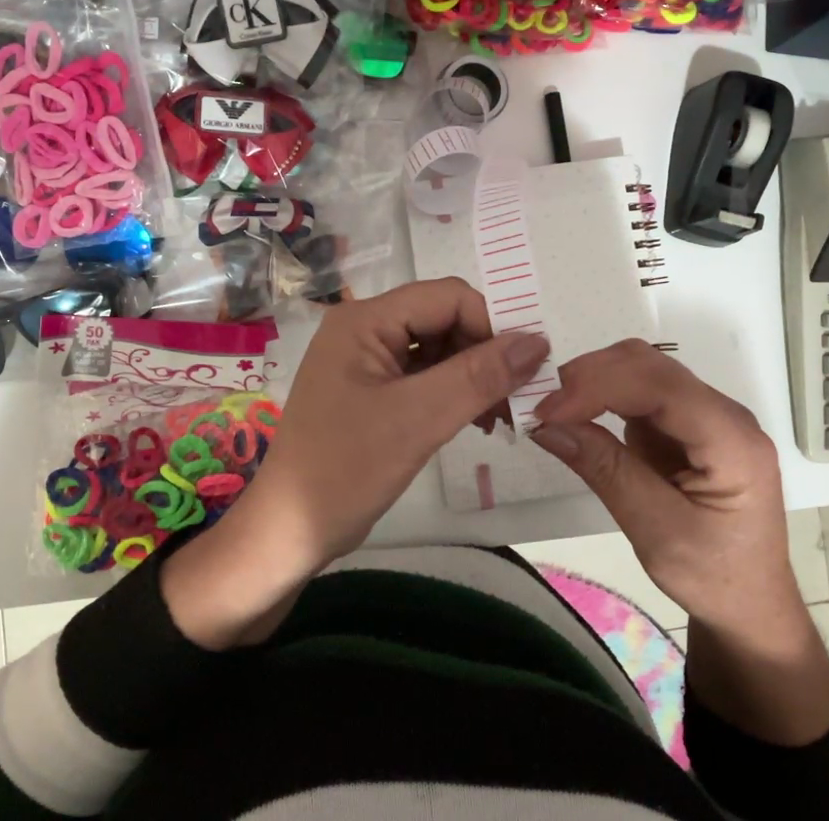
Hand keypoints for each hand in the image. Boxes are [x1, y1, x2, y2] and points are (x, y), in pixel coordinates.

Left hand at [163, 279, 548, 649]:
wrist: (290, 531)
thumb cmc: (345, 470)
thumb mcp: (417, 420)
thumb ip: (479, 376)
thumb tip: (539, 341)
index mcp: (364, 321)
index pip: (448, 297)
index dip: (491, 325)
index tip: (525, 370)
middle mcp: (363, 330)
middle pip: (444, 319)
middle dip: (484, 353)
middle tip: (516, 401)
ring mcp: (366, 362)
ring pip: (438, 349)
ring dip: (473, 376)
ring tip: (499, 418)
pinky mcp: (372, 392)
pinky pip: (424, 376)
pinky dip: (454, 393)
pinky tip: (475, 422)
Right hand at [529, 340, 796, 626]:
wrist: (748, 602)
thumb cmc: (713, 576)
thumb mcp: (656, 532)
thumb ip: (607, 471)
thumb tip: (547, 425)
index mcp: (733, 441)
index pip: (661, 386)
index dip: (599, 386)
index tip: (545, 410)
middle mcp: (723, 414)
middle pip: (650, 366)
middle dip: (590, 376)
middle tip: (537, 407)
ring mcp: (703, 415)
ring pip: (641, 371)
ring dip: (591, 382)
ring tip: (548, 410)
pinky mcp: (682, 425)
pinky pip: (636, 394)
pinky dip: (598, 397)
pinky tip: (571, 415)